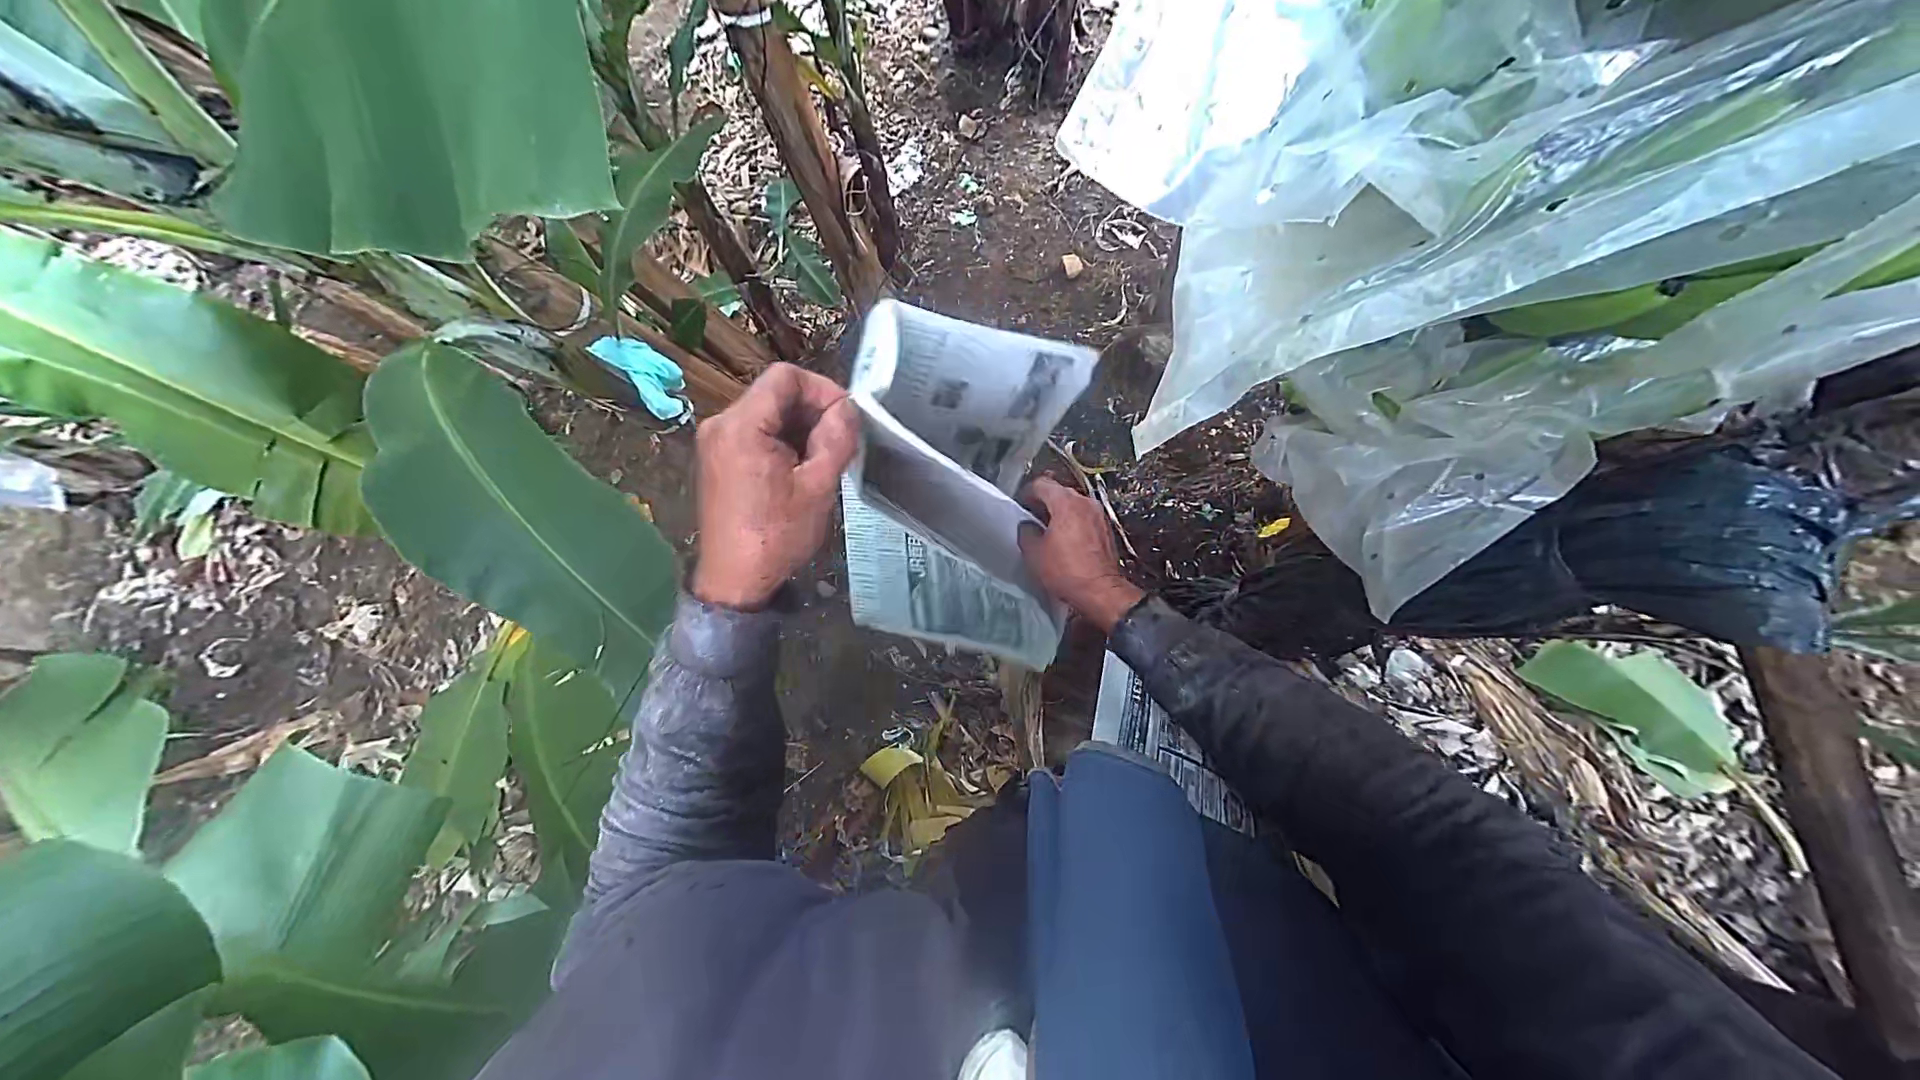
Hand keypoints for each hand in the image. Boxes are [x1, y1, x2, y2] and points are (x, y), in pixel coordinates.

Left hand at [691, 363, 858, 610]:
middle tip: (841, 442)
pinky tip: (802, 469)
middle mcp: (721, 424)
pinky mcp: (719, 459)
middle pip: (775, 393)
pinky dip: (784, 442)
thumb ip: (837, 438)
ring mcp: (716, 442)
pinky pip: (757, 434)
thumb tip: (848, 409)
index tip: (846, 416)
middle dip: (814, 411)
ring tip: (825, 460)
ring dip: (802, 428)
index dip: (822, 388)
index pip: (785, 376)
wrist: (735, 580)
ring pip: (768, 414)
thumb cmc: (776, 536)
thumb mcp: (818, 487)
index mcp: (742, 426)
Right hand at [1017, 475, 1144, 632]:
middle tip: (1030, 518)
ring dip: (1059, 514)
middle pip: (1059, 492)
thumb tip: (1027, 528)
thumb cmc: (1069, 573)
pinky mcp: (1105, 531)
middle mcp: (1085, 504)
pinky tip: (1063, 543)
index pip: (1041, 484)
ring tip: (1045, 533)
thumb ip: (1025, 532)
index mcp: (1066, 503)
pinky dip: (1072, 525)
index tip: (1021, 504)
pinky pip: (1084, 519)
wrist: (1100, 591)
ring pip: (1073, 506)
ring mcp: (1098, 516)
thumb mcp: (1033, 553)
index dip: (1026, 493)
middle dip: (1043, 503)